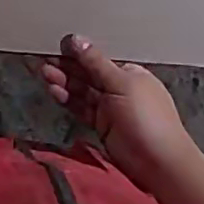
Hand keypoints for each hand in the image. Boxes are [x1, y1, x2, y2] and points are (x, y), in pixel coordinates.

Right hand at [40, 35, 203, 190]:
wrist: (159, 165)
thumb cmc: (147, 119)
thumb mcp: (121, 83)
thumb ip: (95, 61)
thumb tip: (76, 38)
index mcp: (130, 73)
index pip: (99, 58)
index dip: (78, 53)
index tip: (58, 47)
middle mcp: (119, 88)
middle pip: (87, 73)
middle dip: (66, 67)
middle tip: (44, 61)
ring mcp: (110, 108)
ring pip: (81, 90)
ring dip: (63, 81)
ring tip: (45, 74)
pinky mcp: (101, 125)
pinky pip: (81, 107)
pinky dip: (67, 99)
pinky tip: (55, 92)